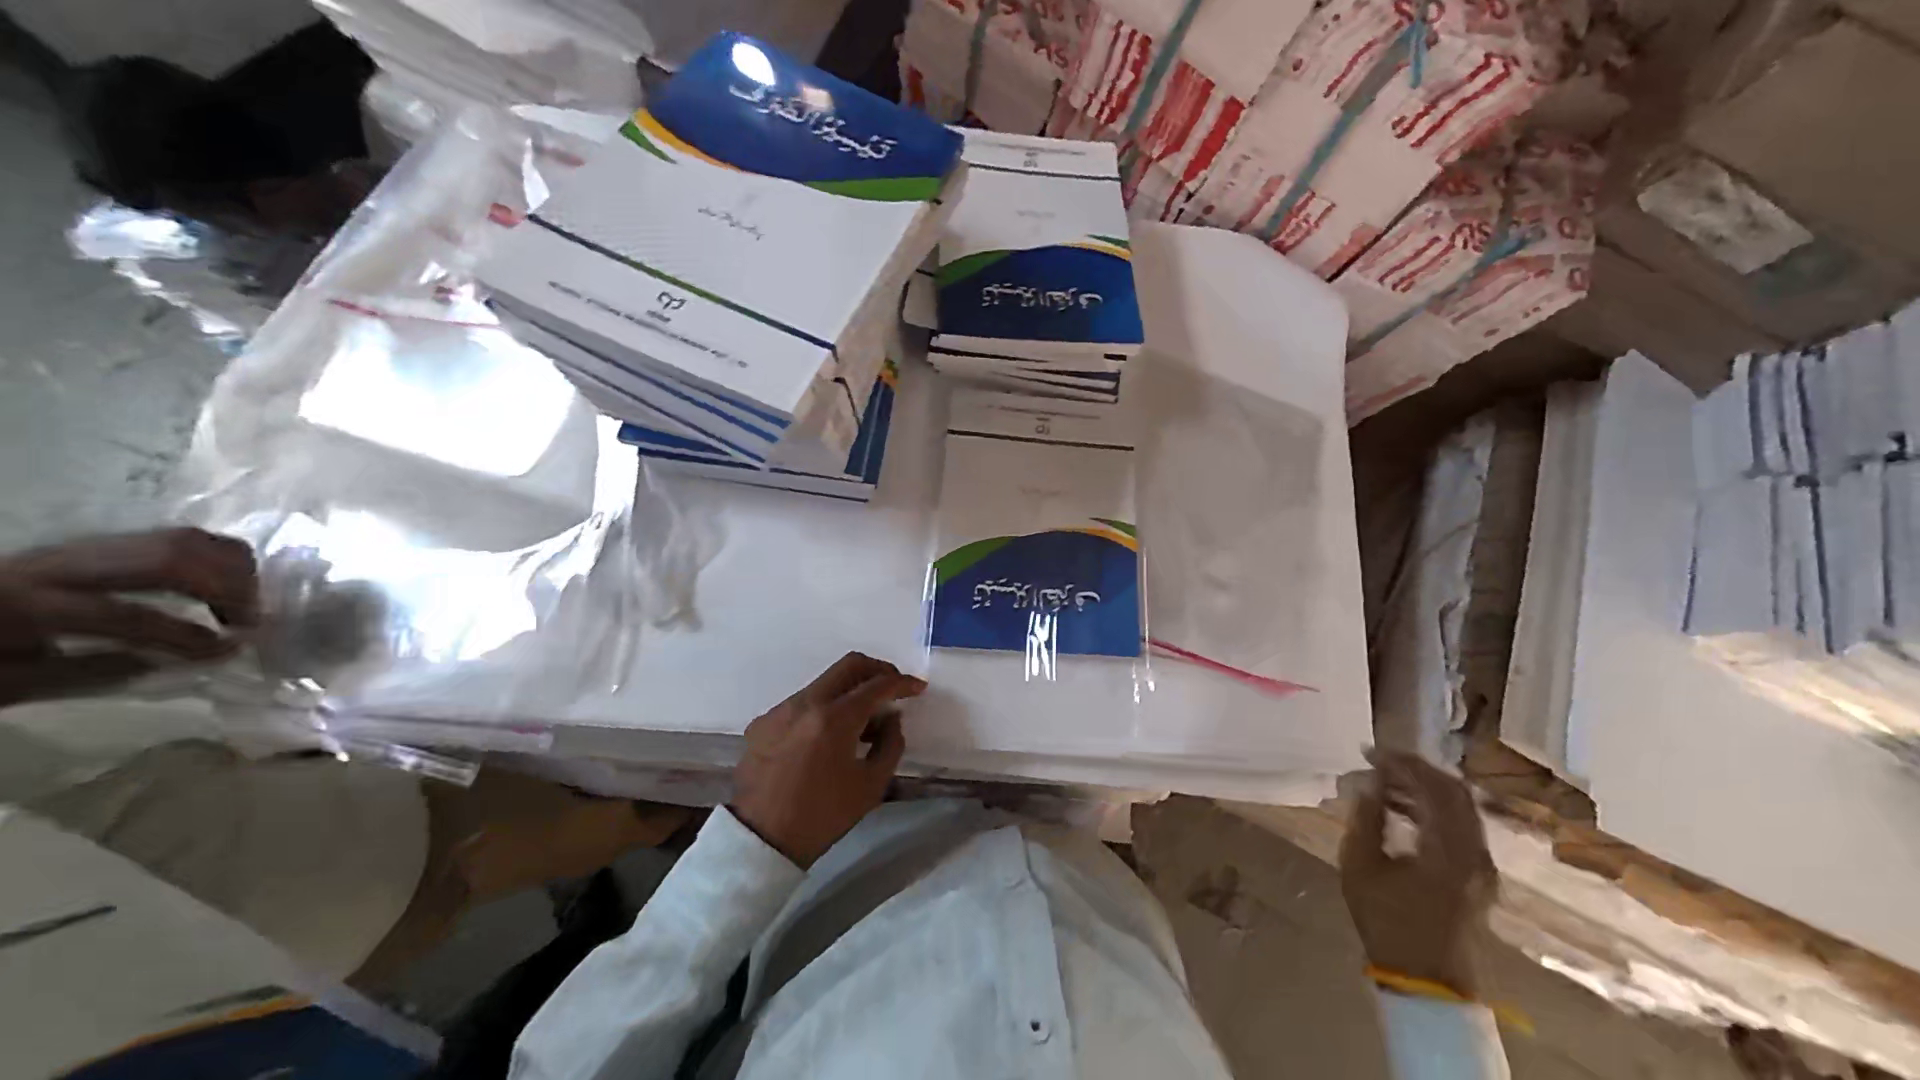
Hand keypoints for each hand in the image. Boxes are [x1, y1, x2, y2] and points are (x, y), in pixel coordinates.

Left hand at [0, 527, 258, 706]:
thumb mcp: (8, 683)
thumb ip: (87, 672)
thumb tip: (166, 661)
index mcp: (29, 605)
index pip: (127, 615)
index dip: (186, 636)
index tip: (228, 651)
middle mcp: (62, 564)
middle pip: (169, 559)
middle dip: (225, 588)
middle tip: (251, 618)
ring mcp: (85, 546)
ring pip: (180, 539)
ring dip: (228, 567)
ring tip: (246, 599)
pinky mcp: (102, 542)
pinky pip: (174, 537)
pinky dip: (213, 555)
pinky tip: (224, 582)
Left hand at [729, 652, 926, 867]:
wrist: (760, 841)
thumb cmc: (822, 816)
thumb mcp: (871, 785)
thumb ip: (890, 744)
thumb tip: (891, 719)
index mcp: (834, 718)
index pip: (877, 685)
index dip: (902, 683)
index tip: (917, 688)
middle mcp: (805, 703)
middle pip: (849, 665)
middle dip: (878, 671)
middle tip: (893, 689)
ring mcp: (780, 710)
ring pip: (824, 683)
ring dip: (849, 691)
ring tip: (862, 723)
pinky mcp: (762, 723)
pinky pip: (801, 704)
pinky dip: (823, 710)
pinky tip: (827, 739)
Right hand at [1340, 749, 1497, 996]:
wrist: (1426, 981)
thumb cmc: (1387, 922)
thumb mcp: (1361, 866)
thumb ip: (1366, 819)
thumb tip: (1368, 784)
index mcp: (1448, 849)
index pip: (1434, 787)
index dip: (1403, 763)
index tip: (1370, 752)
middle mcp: (1475, 852)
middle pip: (1455, 793)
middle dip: (1417, 770)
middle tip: (1381, 761)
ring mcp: (1482, 866)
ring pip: (1461, 809)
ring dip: (1425, 789)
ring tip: (1386, 783)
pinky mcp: (1479, 877)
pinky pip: (1461, 827)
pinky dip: (1434, 810)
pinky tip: (1403, 810)